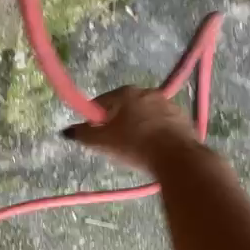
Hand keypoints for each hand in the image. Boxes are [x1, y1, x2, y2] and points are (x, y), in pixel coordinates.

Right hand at [62, 87, 202, 170]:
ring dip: (136, 126)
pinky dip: (154, 132)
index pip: (100, 102)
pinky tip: (152, 148)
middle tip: (113, 143)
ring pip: (143, 115)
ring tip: (134, 148)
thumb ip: (82, 134)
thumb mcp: (101, 142)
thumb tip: (66, 131)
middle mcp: (147, 92)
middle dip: (116, 122)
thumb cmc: (134, 145)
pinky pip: (160, 124)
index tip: (94, 135)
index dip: (93, 119)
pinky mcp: (183, 118)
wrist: (176, 157)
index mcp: (125, 93)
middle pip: (123, 107)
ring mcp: (168, 104)